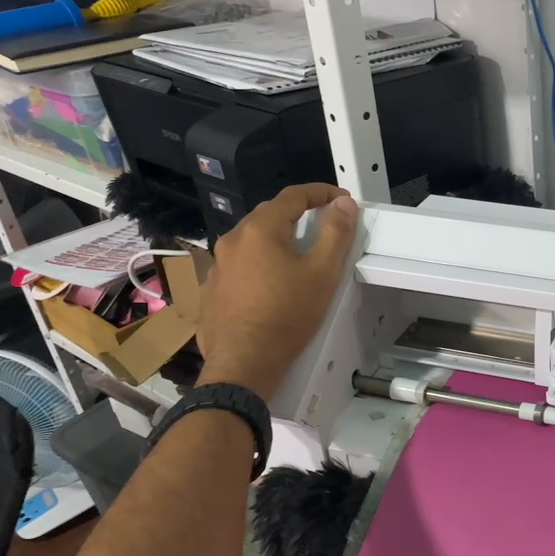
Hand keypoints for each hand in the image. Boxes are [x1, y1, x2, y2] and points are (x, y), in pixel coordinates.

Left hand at [195, 184, 359, 396]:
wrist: (243, 363)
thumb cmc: (287, 314)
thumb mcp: (323, 272)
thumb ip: (336, 233)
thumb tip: (343, 203)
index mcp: (260, 229)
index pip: (293, 196)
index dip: (321, 192)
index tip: (342, 200)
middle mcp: (232, 240)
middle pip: (269, 215)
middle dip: (298, 214)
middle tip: (323, 225)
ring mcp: (217, 266)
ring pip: (251, 241)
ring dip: (276, 239)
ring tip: (297, 255)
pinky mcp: (211, 290)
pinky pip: (239, 265)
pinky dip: (258, 263)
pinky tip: (270, 284)